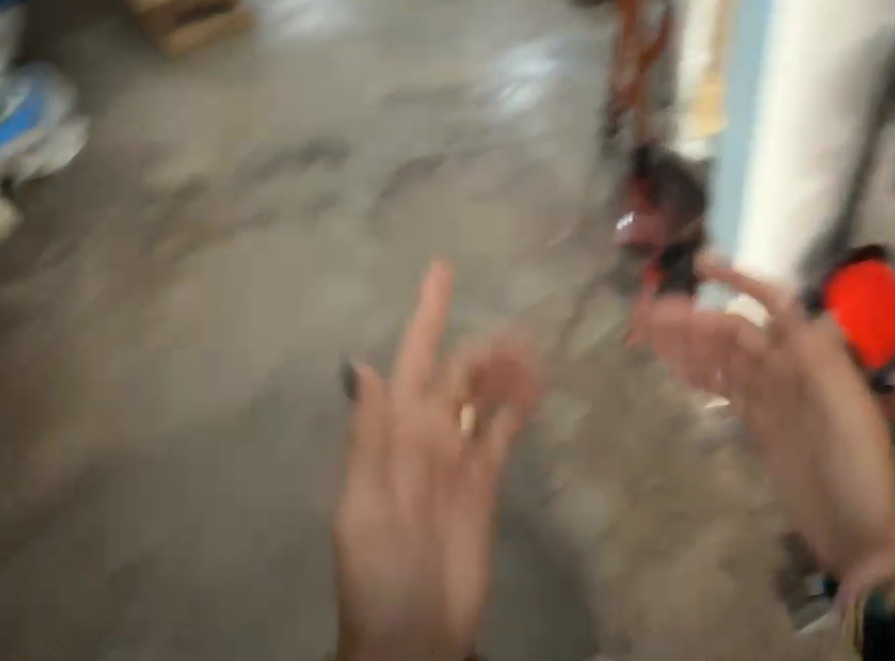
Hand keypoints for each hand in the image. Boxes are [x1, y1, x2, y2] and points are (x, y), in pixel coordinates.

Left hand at [334, 261, 543, 660]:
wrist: (416, 633)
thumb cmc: (380, 570)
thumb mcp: (362, 505)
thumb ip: (368, 435)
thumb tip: (359, 363)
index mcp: (394, 432)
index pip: (412, 360)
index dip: (426, 316)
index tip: (442, 270)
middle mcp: (426, 433)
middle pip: (459, 371)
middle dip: (486, 346)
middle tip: (524, 335)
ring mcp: (457, 454)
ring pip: (484, 392)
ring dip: (506, 370)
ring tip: (535, 360)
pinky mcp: (485, 477)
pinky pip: (502, 429)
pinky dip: (516, 407)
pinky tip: (531, 394)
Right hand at [631, 255, 894, 599]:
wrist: (863, 533)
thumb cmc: (859, 466)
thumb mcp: (845, 408)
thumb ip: (815, 353)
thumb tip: (784, 301)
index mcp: (811, 354)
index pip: (772, 304)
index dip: (740, 281)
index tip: (702, 266)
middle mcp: (788, 367)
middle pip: (734, 331)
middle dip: (694, 318)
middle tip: (647, 312)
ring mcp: (772, 397)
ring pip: (723, 358)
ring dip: (688, 343)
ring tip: (647, 332)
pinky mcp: (760, 426)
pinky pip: (724, 390)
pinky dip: (699, 375)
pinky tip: (673, 367)